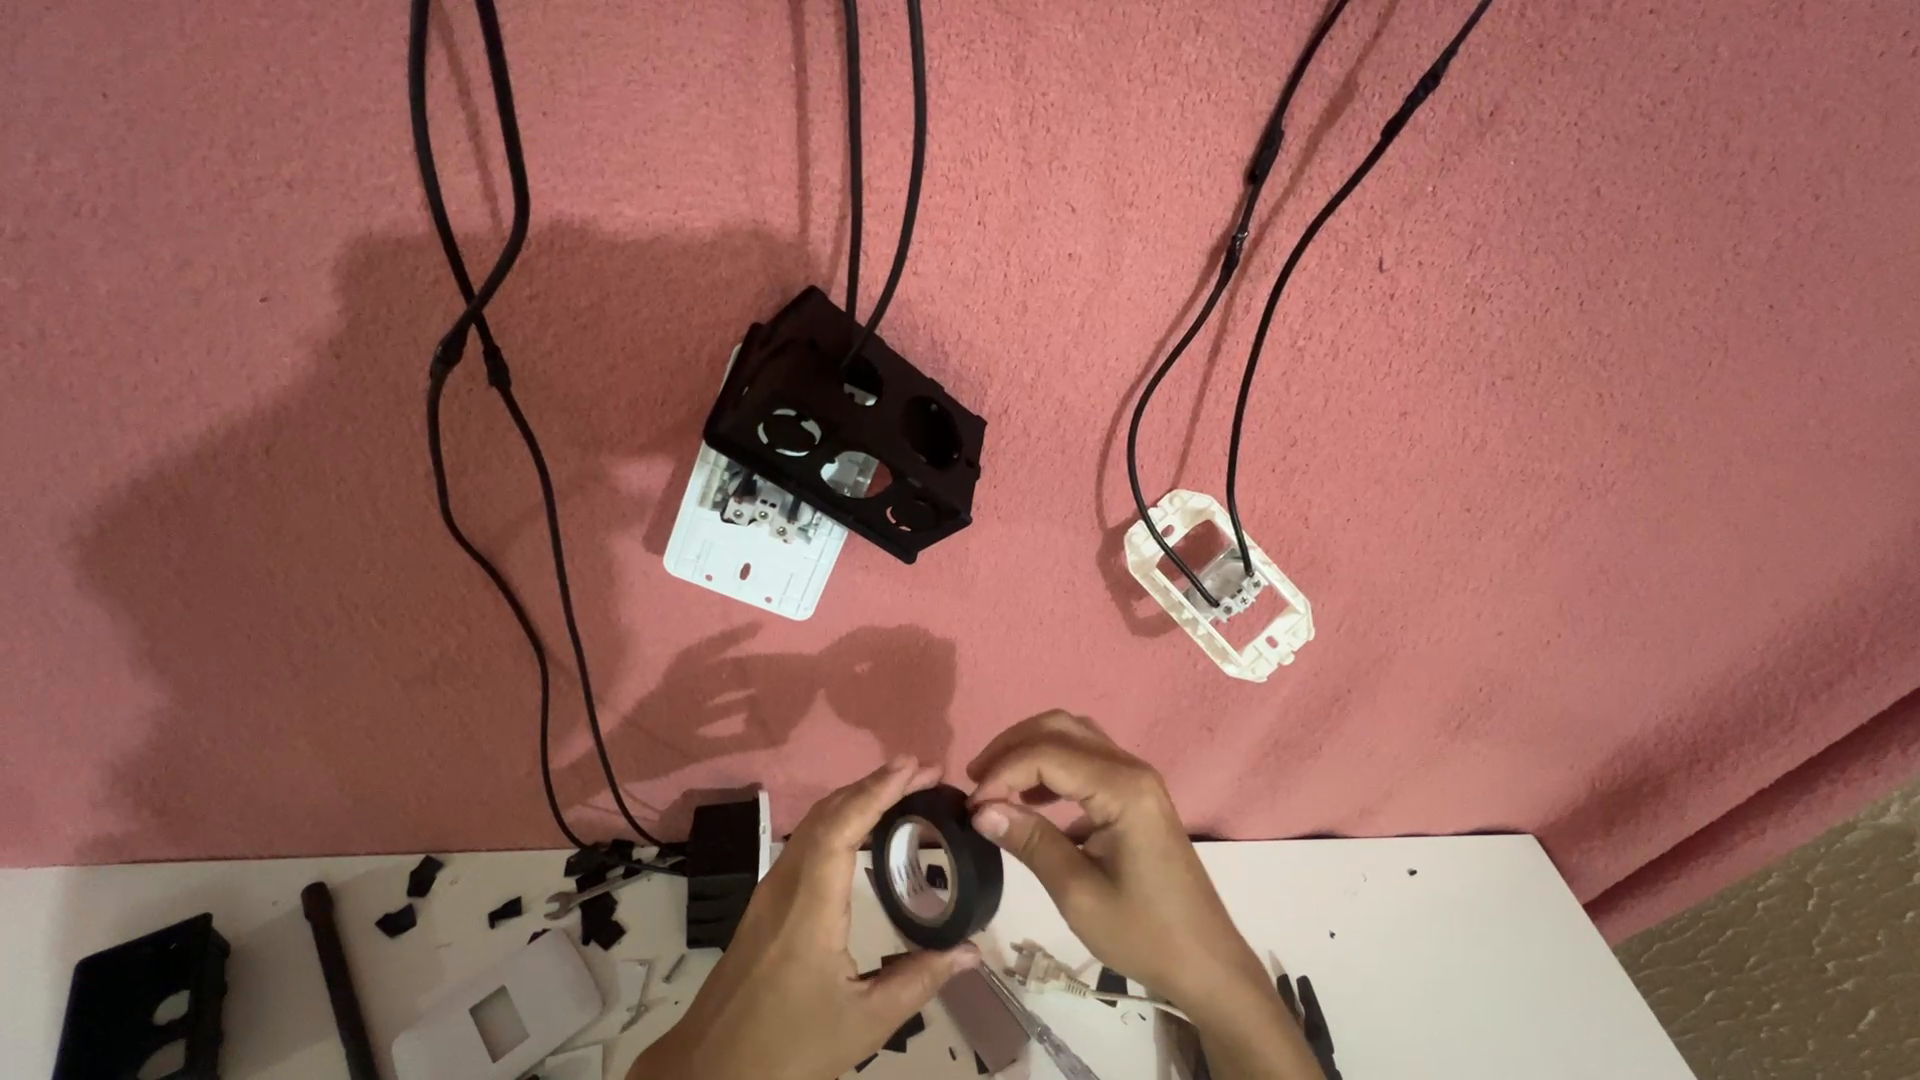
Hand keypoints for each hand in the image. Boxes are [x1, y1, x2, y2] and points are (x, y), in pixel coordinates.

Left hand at [630, 757, 980, 1079]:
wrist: (709, 1071)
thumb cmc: (786, 1047)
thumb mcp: (864, 1024)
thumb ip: (919, 980)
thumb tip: (972, 951)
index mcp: (809, 908)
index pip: (842, 828)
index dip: (878, 791)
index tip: (914, 767)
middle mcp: (785, 885)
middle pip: (828, 814)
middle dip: (875, 784)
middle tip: (922, 772)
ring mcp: (770, 891)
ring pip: (814, 825)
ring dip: (856, 798)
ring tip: (901, 790)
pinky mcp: (766, 903)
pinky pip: (806, 843)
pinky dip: (840, 820)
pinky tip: (864, 831)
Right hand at [967, 712, 1320, 1078]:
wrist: (1205, 962)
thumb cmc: (1144, 933)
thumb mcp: (1078, 892)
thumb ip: (1030, 842)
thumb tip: (980, 809)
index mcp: (1122, 789)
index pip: (1047, 754)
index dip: (1002, 772)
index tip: (971, 808)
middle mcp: (1131, 769)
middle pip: (1060, 727)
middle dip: (1012, 747)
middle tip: (975, 782)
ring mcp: (1137, 779)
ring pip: (1073, 736)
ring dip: (1030, 751)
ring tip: (993, 785)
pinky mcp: (1136, 795)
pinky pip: (1086, 760)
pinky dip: (1051, 767)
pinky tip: (1030, 800)